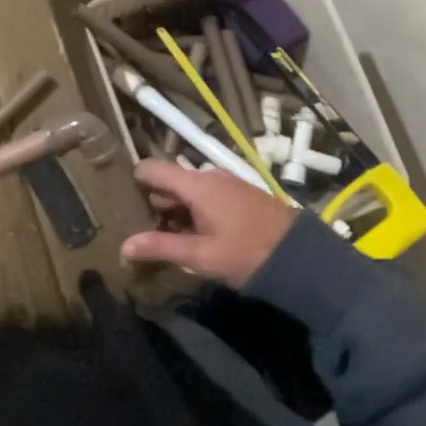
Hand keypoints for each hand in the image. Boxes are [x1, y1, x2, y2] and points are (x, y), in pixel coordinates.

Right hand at [122, 158, 297, 287]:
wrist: (302, 257)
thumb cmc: (247, 254)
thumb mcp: (201, 255)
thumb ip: (161, 247)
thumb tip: (124, 246)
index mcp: (197, 185)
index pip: (152, 168)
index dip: (134, 182)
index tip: (123, 203)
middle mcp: (209, 177)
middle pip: (169, 181)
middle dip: (154, 203)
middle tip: (142, 230)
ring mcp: (227, 184)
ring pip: (188, 191)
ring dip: (176, 211)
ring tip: (167, 238)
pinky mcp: (240, 195)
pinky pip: (206, 197)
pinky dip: (194, 212)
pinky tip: (195, 236)